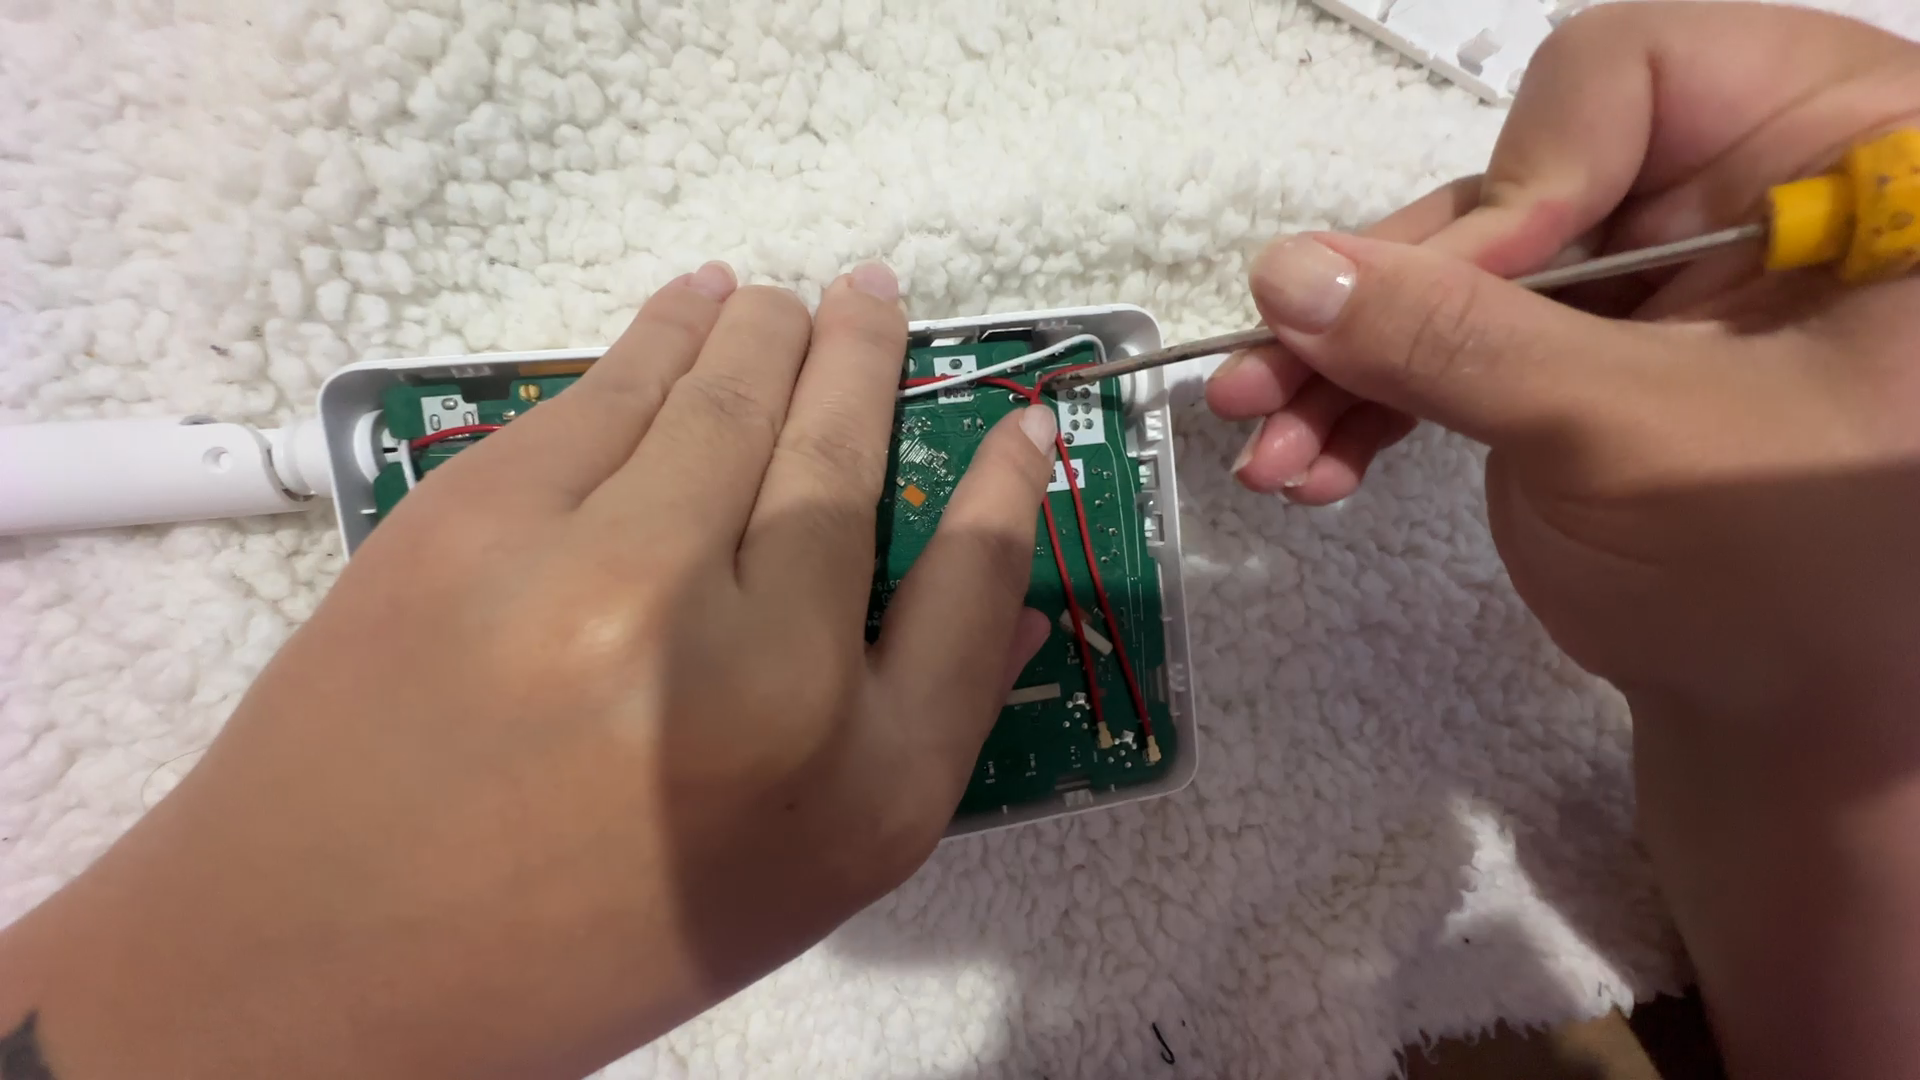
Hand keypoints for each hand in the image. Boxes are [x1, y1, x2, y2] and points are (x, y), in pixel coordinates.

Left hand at [0, 262, 1059, 1077]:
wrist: (343, 966)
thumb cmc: (632, 919)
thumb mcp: (833, 856)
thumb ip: (935, 715)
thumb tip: (1020, 600)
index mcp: (853, 770)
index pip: (969, 576)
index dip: (1008, 488)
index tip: (1023, 424)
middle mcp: (747, 657)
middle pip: (838, 456)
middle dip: (865, 357)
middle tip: (874, 294)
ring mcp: (599, 576)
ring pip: (722, 399)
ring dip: (769, 327)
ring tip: (790, 296)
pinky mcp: (471, 526)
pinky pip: (604, 395)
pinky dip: (664, 329)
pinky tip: (696, 299)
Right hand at [1210, 5, 1919, 1075]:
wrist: (1826, 720)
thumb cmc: (1808, 591)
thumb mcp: (1620, 446)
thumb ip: (1449, 336)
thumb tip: (1289, 265)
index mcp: (1875, 156)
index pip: (1644, 67)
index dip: (1530, 172)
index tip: (1466, 292)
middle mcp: (1758, 198)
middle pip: (1513, 191)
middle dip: (1386, 299)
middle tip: (1277, 384)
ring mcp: (1647, 292)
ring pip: (1454, 286)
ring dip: (1343, 368)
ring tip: (1259, 442)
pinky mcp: (1577, 366)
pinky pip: (1446, 352)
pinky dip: (1371, 404)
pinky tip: (1304, 455)